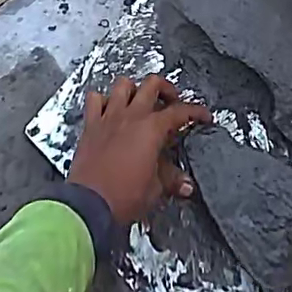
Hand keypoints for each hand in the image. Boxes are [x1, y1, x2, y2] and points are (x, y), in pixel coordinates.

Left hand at [68, 75, 210, 224]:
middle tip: (170, 101)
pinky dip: (103, 99)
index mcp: (152, 128)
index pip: (181, 111)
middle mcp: (132, 115)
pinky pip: (94, 99)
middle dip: (166, 89)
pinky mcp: (90, 126)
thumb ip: (171, 179)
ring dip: (134, 89)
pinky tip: (109, 109)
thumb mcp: (155, 189)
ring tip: (139, 100)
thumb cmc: (124, 197)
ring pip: (123, 84)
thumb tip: (186, 184)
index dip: (196, 111)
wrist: (88, 207)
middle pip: (152, 84)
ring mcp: (109, 117)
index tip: (203, 116)